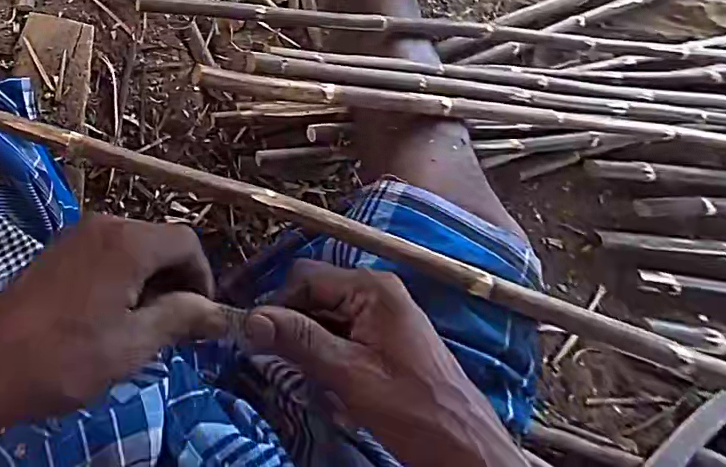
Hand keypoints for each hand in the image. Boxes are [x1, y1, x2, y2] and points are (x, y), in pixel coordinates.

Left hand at [0, 216, 227, 465]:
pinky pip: (106, 251)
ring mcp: (77, 232)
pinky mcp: (60, 248)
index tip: (201, 319)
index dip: (203, 278)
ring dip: (149, 280)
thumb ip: (180, 318)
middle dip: (176, 279)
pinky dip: (122, 276)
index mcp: (127, 240)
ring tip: (143, 329)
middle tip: (175, 330)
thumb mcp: (133, 344)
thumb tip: (218, 311)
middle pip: (159, 240)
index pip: (186, 241)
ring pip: (133, 246)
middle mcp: (104, 223)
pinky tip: (111, 316)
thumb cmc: (68, 356)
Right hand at [244, 261, 523, 466]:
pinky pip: (343, 334)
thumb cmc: (416, 414)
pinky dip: (329, 355)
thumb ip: (299, 341)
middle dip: (294, 327)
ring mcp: (385, 314)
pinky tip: (329, 385)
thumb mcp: (351, 376)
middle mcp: (377, 291)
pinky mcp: (388, 339)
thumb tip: (249, 319)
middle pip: (314, 295)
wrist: (475, 460)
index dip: (277, 304)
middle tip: (279, 361)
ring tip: (306, 378)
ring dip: (310, 345)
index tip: (257, 337)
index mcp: (371, 287)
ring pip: (326, 317)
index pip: (303, 277)